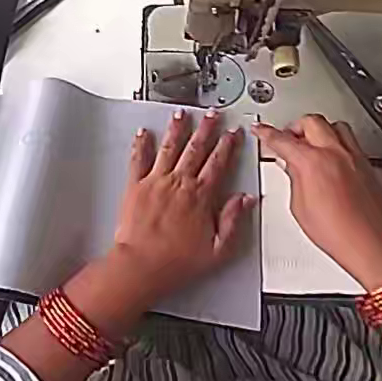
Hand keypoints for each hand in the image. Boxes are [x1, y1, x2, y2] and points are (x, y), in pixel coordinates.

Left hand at [100, 109, 254, 308]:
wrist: (141, 266)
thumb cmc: (176, 262)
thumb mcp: (218, 249)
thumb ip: (233, 221)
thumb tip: (245, 200)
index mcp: (201, 196)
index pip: (218, 163)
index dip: (227, 145)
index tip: (232, 133)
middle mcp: (179, 184)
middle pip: (196, 149)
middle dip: (206, 129)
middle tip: (212, 115)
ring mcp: (156, 182)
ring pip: (170, 148)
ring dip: (178, 129)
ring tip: (182, 114)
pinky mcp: (135, 187)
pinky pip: (139, 160)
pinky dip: (141, 145)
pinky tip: (144, 133)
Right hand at [253, 116, 381, 289]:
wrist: (371, 244)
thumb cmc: (340, 232)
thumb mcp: (300, 207)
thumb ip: (295, 180)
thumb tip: (294, 169)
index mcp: (313, 161)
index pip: (283, 139)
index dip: (267, 133)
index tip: (262, 131)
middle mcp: (336, 153)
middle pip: (311, 122)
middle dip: (295, 127)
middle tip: (286, 137)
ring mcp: (354, 157)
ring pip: (334, 126)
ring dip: (319, 130)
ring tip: (310, 143)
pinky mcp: (367, 165)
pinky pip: (350, 141)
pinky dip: (337, 142)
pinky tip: (331, 156)